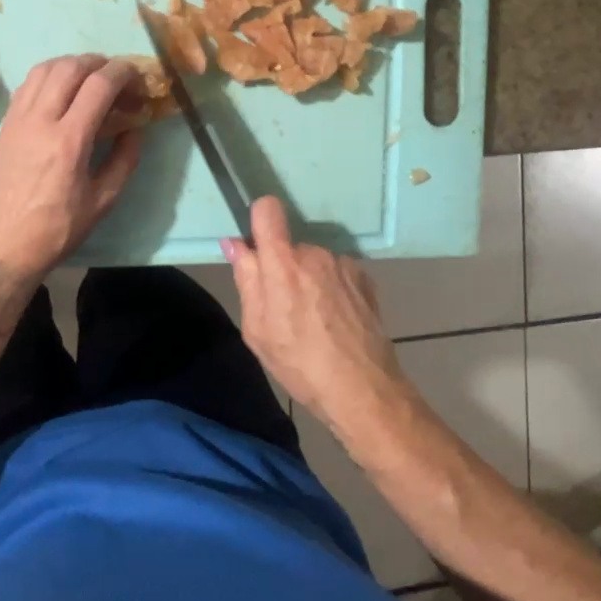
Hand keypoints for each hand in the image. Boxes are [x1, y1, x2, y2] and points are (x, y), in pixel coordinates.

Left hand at [0, 55, 145, 277]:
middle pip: (70, 67)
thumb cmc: (59, 228)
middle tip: (117, 77)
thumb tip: (136, 127)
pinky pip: (27, 84)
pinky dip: (49, 76)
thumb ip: (125, 159)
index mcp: (69, 141)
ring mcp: (17, 120)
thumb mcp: (104, 200)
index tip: (138, 78)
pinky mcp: (5, 125)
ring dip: (72, 64)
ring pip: (44, 68)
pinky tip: (62, 92)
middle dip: (99, 63)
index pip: (98, 85)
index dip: (123, 73)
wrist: (6, 245)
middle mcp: (40, 121)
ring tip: (90, 79)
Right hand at [224, 197, 407, 427]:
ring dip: (310, 280)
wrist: (362, 389)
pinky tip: (336, 321)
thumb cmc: (299, 363)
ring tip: (315, 320)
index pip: (267, 210)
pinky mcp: (365, 278)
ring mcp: (344, 265)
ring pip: (314, 262)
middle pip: (290, 246)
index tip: (257, 247)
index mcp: (283, 263)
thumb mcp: (257, 329)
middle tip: (285, 309)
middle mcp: (316, 253)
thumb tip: (236, 245)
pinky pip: (336, 274)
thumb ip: (246, 280)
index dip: (259, 221)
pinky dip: (332, 289)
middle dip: (283, 268)